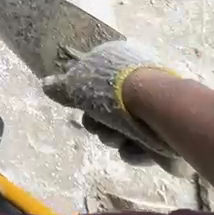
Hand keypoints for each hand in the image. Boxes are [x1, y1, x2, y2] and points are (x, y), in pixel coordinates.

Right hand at [41, 41, 178, 156]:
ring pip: (122, 130)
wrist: (161, 112)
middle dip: (97, 122)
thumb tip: (46, 85)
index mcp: (116, 63)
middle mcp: (136, 83)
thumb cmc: (116, 91)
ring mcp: (154, 111)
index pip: (93, 80)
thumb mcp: (77, 85)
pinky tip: (134, 148)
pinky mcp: (168, 136)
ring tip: (118, 138)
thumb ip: (61, 88)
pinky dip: (135, 151)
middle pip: (105, 109)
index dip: (82, 96)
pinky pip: (142, 148)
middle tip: (97, 126)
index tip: (79, 105)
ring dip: (114, 138)